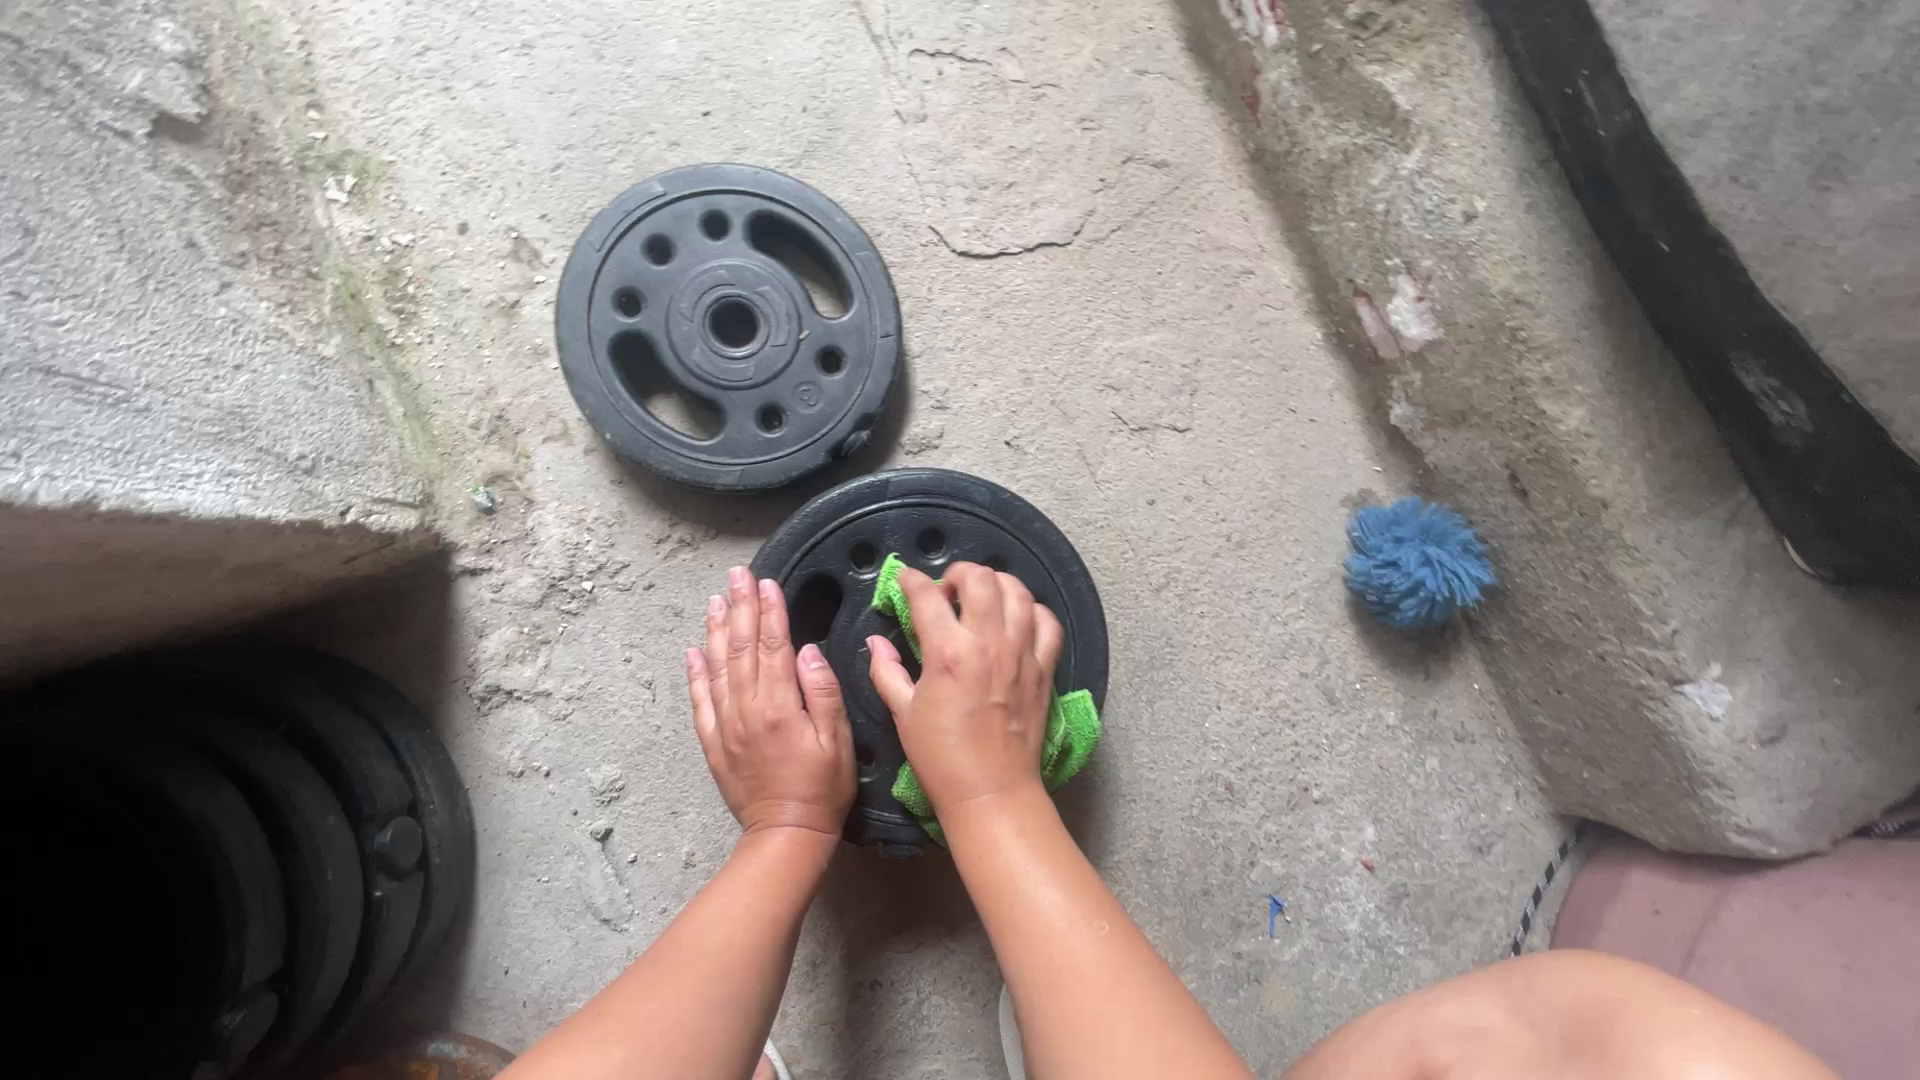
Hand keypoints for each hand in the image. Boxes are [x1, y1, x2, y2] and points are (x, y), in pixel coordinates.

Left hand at [686, 566, 854, 839]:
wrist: (785, 833)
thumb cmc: (822, 787)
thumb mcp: (837, 740)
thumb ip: (822, 692)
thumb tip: (807, 651)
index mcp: (779, 705)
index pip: (773, 646)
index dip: (770, 611)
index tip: (766, 581)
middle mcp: (746, 708)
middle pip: (742, 647)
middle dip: (741, 607)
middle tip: (737, 575)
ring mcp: (725, 725)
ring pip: (717, 667)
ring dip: (717, 630)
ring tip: (716, 600)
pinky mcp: (713, 742)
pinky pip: (699, 701)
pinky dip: (694, 674)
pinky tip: (692, 651)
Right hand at [867, 562, 1062, 815]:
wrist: (991, 791)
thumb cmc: (941, 757)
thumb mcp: (902, 713)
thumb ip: (887, 671)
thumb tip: (875, 642)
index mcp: (948, 652)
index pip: (927, 595)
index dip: (911, 580)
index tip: (905, 581)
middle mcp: (988, 643)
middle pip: (980, 579)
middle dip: (959, 573)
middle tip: (947, 590)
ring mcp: (1021, 653)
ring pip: (1018, 592)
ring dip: (996, 584)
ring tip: (982, 596)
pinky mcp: (1043, 668)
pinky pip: (1047, 623)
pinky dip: (1033, 611)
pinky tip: (1018, 618)